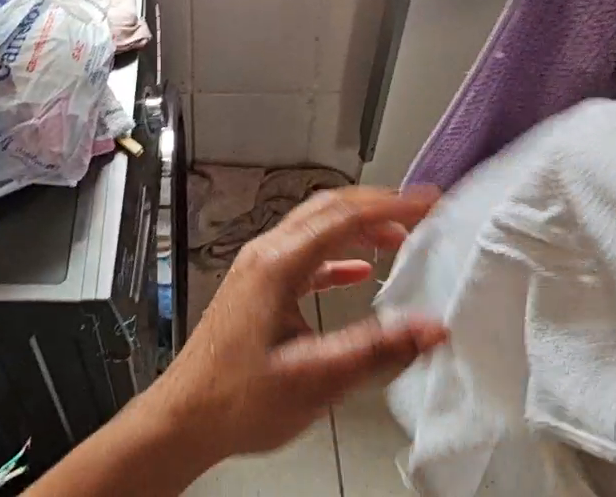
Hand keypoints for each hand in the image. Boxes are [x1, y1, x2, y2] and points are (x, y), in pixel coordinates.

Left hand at [141, 186, 448, 466]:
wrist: (187, 415)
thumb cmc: (236, 398)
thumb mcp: (315, 379)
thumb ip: (375, 351)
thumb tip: (428, 330)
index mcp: (277, 265)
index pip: (343, 217)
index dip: (391, 206)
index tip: (426, 201)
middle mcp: (265, 256)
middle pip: (327, 210)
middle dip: (377, 205)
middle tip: (418, 210)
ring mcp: (259, 269)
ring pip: (315, 229)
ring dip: (358, 227)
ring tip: (398, 236)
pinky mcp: (258, 288)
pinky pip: (304, 256)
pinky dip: (336, 256)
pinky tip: (358, 271)